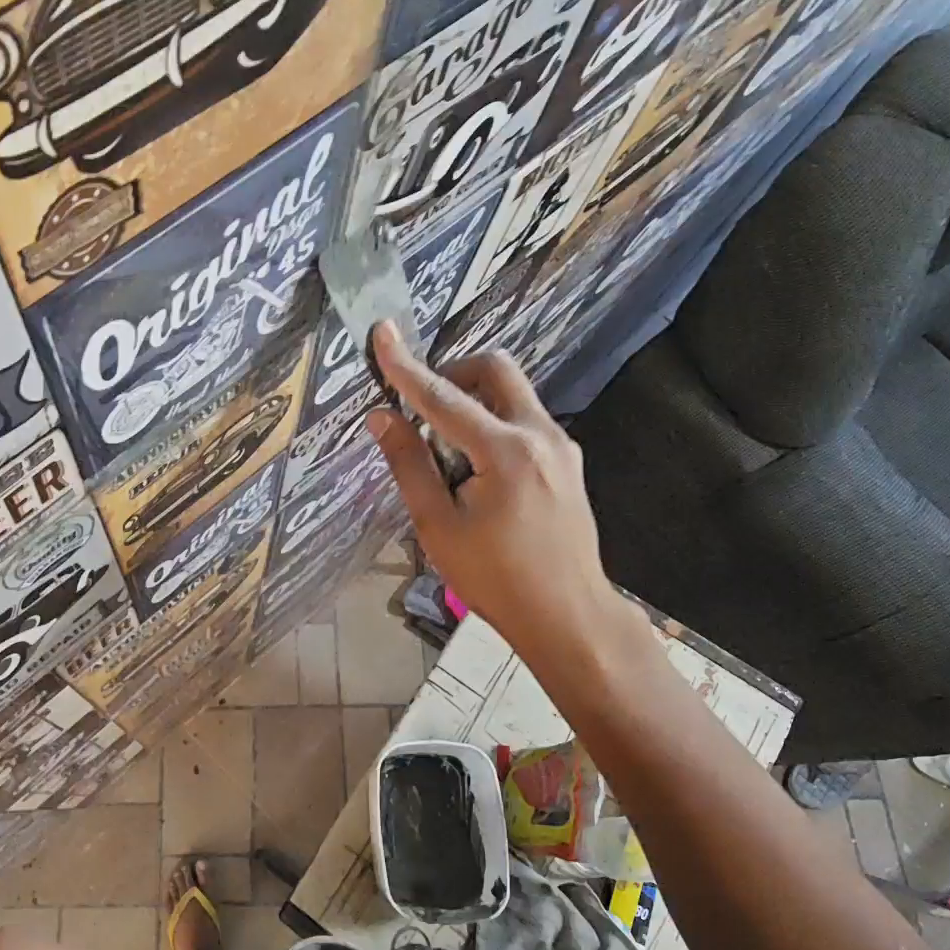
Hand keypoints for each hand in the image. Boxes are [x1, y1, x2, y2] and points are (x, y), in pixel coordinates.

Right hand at [364, 322, 628, 659]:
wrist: (567, 614)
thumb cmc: (494, 578)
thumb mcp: (438, 526)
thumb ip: (409, 465)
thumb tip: (382, 417)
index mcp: (505, 452)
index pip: (443, 396)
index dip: (406, 366)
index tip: (382, 334)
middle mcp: (540, 435)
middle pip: (495, 370)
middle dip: (454, 374)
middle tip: (425, 411)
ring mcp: (561, 447)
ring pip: (513, 394)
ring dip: (474, 403)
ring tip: (449, 455)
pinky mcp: (567, 462)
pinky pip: (525, 420)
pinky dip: (494, 425)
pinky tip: (479, 472)